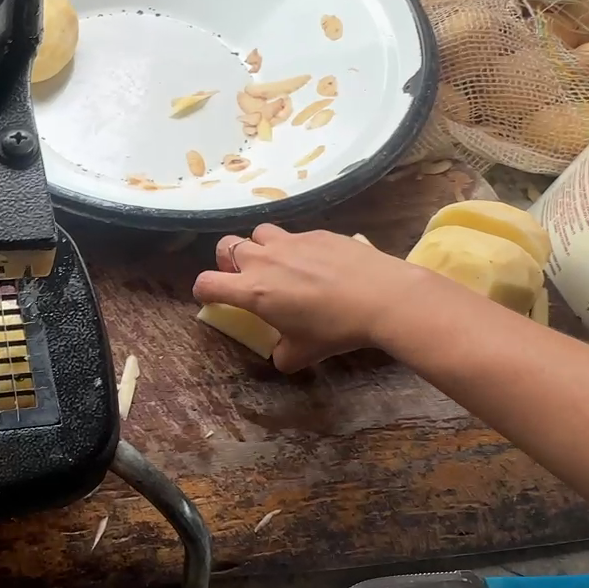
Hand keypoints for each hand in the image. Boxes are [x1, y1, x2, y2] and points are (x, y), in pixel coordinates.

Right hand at [193, 224, 432, 371]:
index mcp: (252, 291)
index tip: (215, 300)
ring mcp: (290, 242)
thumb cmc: (336, 329)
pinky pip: (295, 236)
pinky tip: (318, 264)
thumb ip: (282, 354)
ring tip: (279, 264)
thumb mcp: (303, 353)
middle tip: (246, 277)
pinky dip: (297, 247)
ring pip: (259, 233)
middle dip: (228, 261)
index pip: (206, 283)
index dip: (204, 292)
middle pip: (226, 246)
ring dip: (260, 247)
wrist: (384, 298)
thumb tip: (281, 354)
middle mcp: (263, 260)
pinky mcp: (317, 233)